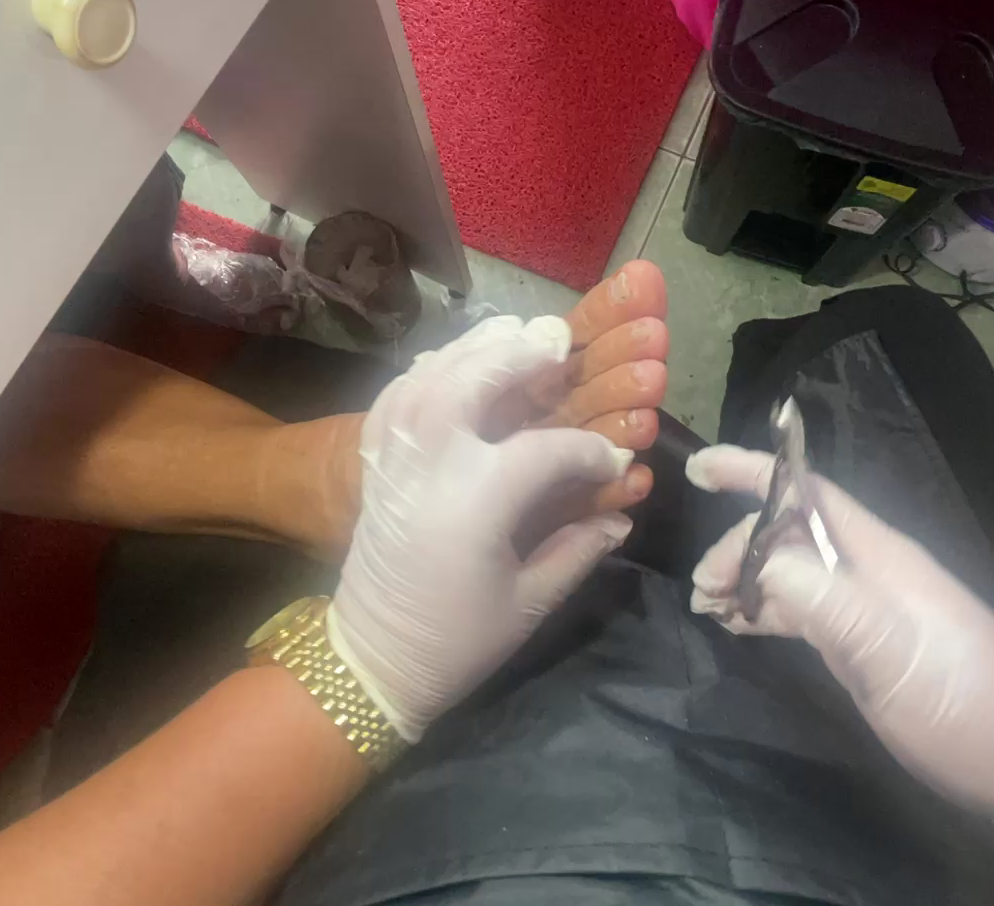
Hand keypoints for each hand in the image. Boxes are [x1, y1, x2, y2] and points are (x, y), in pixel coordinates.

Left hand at [330, 315, 634, 741]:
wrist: (371, 660)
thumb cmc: (456, 642)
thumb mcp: (528, 604)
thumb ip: (578, 551)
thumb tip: (622, 515)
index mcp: (475, 504)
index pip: (544, 453)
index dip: (588, 452)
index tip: (614, 460)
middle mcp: (430, 467)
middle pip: (468, 382)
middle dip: (515, 354)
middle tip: (555, 339)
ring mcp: (394, 459)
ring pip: (426, 378)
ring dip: (470, 348)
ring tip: (509, 332)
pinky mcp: (374, 463)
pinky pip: (394, 398)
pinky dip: (424, 371)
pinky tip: (450, 362)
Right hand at [687, 445, 993, 888]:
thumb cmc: (974, 707)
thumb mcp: (899, 657)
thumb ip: (830, 604)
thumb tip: (763, 559)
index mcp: (878, 555)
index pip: (806, 491)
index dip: (753, 472)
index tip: (700, 469)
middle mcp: (864, 570)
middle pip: (785, 534)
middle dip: (737, 547)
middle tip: (703, 590)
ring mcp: (860, 606)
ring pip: (784, 571)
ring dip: (741, 580)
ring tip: (705, 606)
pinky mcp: (857, 642)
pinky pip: (795, 609)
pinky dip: (758, 610)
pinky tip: (732, 622)